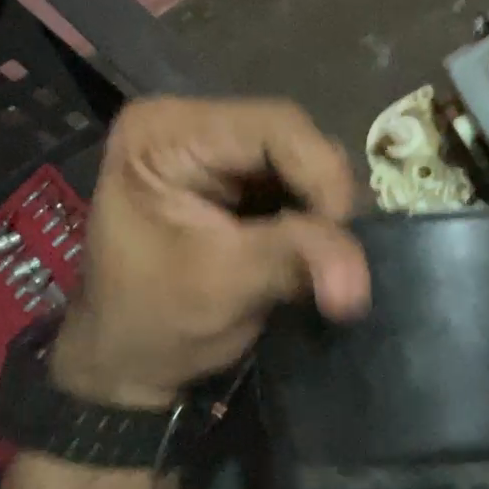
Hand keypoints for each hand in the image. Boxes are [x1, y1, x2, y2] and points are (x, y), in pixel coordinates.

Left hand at [49, 97, 370, 407]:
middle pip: (295, 141)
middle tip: (341, 256)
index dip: (322, 176)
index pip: (275, 127)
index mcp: (166, 133)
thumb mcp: (222, 286)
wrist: (130, 363)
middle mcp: (192, 125)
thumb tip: (359, 281)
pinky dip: (316, 220)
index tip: (341, 238)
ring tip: (328, 259)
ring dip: (324, 212)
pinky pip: (300, 185)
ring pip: (305, 162)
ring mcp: (218, 151)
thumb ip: (293, 260)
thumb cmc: (154, 321)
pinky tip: (315, 252)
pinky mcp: (240, 180)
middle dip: (324, 198)